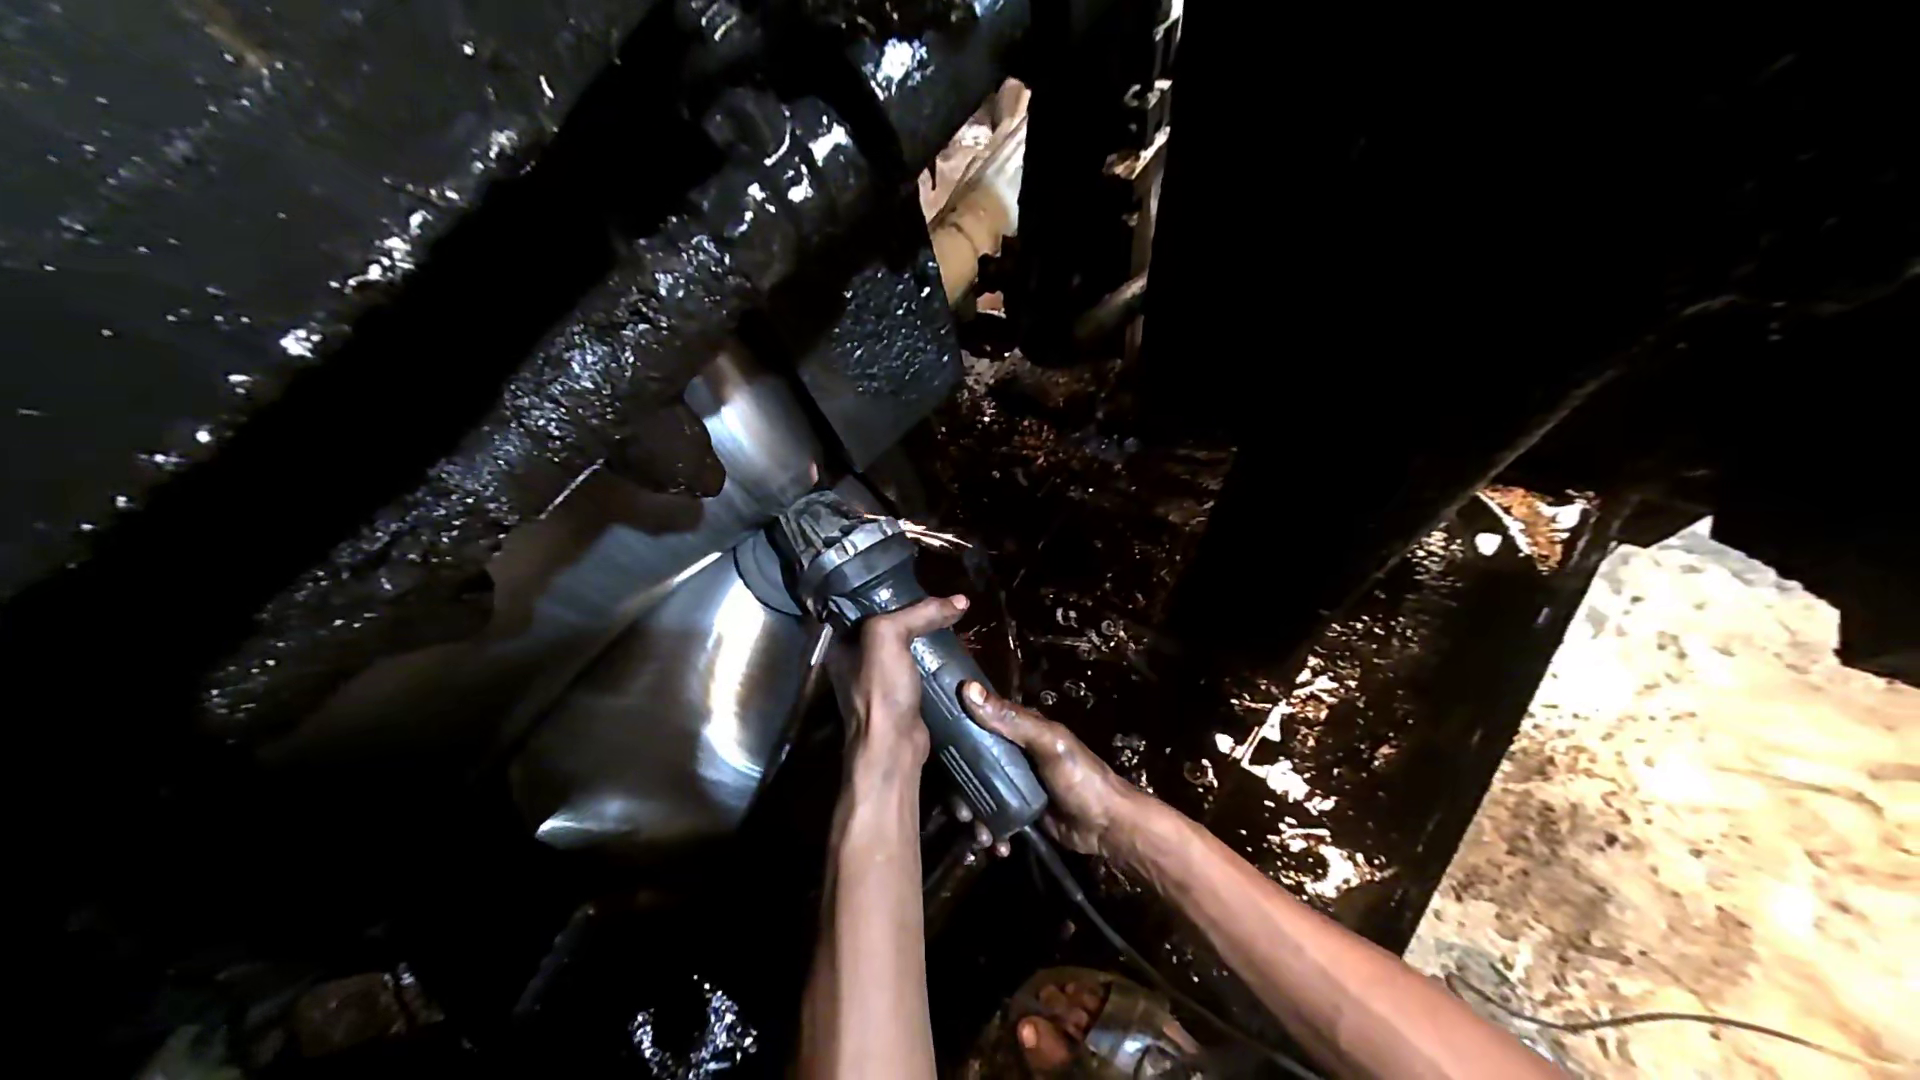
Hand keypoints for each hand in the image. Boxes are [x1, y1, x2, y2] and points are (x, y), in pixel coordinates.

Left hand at [845, 594, 968, 765]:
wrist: (893, 746)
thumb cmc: (881, 689)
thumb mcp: (889, 637)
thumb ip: (918, 613)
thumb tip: (960, 601)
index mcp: (840, 642)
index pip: (860, 603)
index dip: (884, 588)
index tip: (912, 577)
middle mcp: (853, 658)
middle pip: (884, 622)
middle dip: (909, 609)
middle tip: (936, 594)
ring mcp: (876, 678)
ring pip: (902, 643)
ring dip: (922, 631)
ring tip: (947, 614)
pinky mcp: (899, 694)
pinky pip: (915, 663)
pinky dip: (930, 653)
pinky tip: (948, 644)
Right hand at [960, 681, 1144, 860]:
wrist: (1107, 826)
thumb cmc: (1080, 776)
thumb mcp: (1048, 742)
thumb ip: (1012, 719)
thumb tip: (969, 689)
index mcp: (1017, 729)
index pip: (976, 723)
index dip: (954, 736)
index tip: (934, 754)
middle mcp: (1010, 754)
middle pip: (971, 766)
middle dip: (961, 790)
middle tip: (962, 810)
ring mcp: (1013, 785)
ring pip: (978, 796)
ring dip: (974, 816)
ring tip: (981, 834)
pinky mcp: (1018, 813)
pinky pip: (993, 820)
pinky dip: (990, 833)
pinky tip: (996, 845)